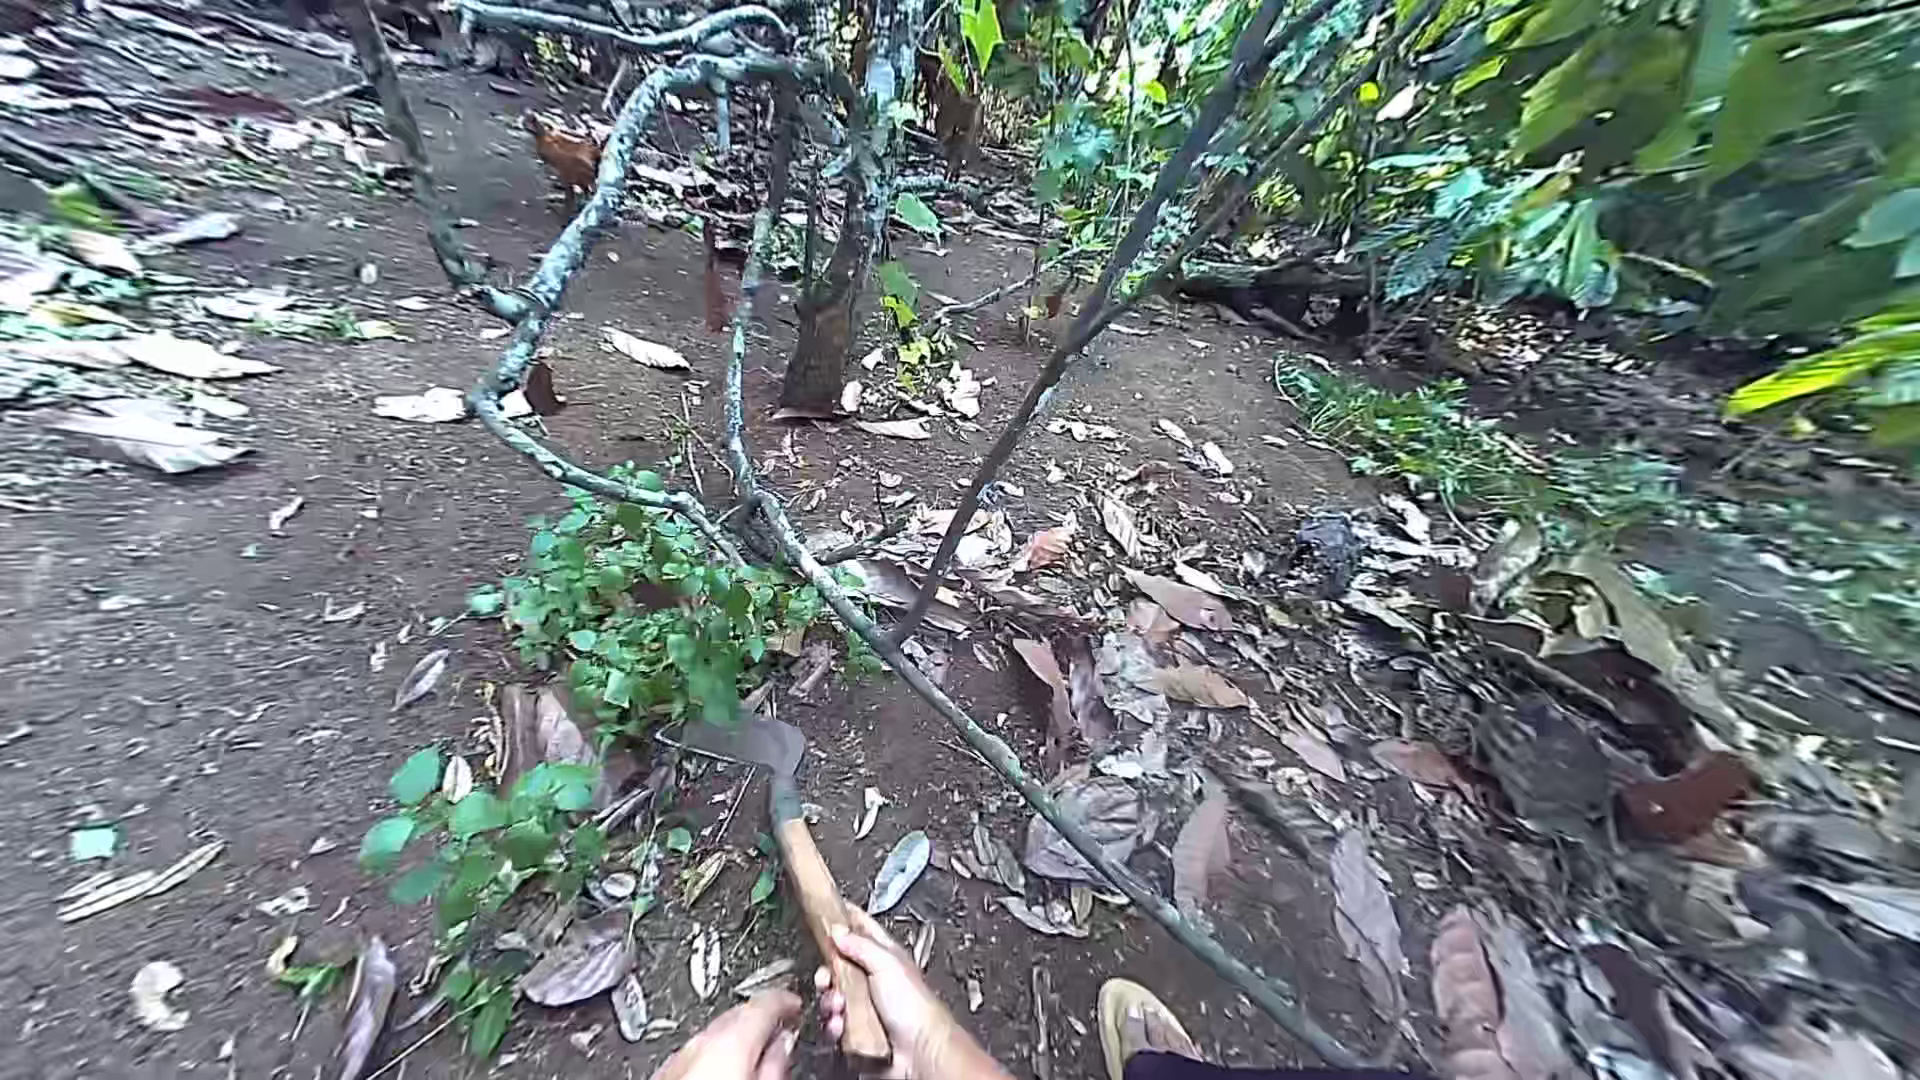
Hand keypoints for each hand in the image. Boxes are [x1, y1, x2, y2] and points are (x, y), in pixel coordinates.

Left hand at [651, 991, 800, 1079]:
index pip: (766, 1002)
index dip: (786, 1002)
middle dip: (758, 1022)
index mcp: (733, 1040)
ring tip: (750, 1064)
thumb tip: (783, 1046)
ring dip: (733, 1042)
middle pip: (738, 1015)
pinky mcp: (663, 1078)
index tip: (794, 1008)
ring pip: (713, 1037)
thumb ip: (777, 1065)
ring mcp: (677, 1062)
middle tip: (777, 1035)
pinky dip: (709, 1063)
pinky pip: (693, 1059)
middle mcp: (701, 1043)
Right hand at [815, 907, 1012, 1079]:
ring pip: (834, 995)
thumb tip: (838, 928)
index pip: (862, 927)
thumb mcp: (886, 963)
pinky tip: (839, 1025)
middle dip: (827, 971)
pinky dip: (833, 1024)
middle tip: (824, 977)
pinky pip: (835, 1023)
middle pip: (840, 965)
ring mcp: (864, 1004)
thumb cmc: (912, 1003)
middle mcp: (872, 976)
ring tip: (837, 1005)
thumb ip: (861, 945)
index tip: (828, 912)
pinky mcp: (856, 1030)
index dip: (846, 918)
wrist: (918, 1050)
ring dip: (830, 1000)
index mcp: (883, 954)